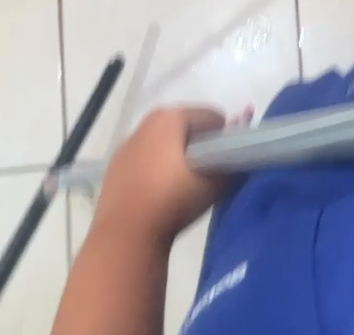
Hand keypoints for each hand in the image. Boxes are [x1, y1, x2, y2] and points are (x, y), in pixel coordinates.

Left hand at [93, 106, 233, 245]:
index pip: (211, 117)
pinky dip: (155, 167)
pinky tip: (159, 192)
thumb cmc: (173, 200)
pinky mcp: (114, 168)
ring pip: (163, 142)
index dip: (223, 136)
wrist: (125, 237)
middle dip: (198, 142)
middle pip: (185, 125)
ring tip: (182, 184)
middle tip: (207, 170)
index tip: (226, 159)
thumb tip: (240, 143)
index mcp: (171, 117)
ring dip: (175, 154)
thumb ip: (233, 156)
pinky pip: (144, 159)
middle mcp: (147, 123)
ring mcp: (127, 145)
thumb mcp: (215, 180)